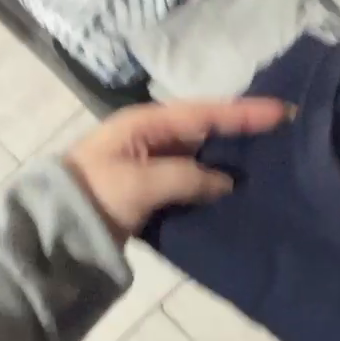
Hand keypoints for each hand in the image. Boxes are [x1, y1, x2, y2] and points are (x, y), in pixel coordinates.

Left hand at [65, 99, 289, 240]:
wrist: (56, 229)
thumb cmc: (96, 195)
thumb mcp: (141, 183)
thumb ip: (187, 177)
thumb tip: (226, 182)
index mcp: (146, 123)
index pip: (205, 112)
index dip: (245, 112)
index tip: (282, 111)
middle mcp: (152, 136)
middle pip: (206, 128)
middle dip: (242, 130)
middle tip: (283, 131)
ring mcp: (152, 161)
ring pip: (201, 153)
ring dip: (230, 156)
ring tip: (268, 159)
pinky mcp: (152, 186)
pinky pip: (192, 176)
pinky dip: (213, 179)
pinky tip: (236, 187)